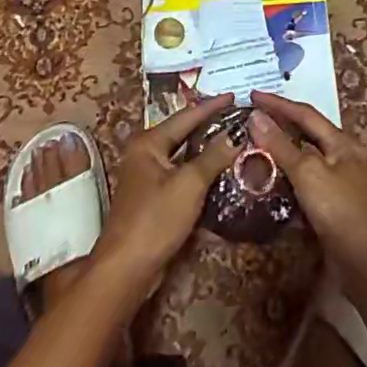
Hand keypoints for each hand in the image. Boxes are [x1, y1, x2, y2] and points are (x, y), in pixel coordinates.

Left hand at [92, 93, 239, 285]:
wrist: (126, 271)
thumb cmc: (154, 220)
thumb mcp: (189, 184)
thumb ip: (214, 156)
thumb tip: (236, 133)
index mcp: (149, 144)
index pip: (186, 116)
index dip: (211, 106)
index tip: (234, 96)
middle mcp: (146, 156)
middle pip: (185, 137)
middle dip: (212, 129)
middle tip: (240, 120)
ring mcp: (150, 181)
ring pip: (186, 161)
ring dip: (210, 157)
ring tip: (238, 146)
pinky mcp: (156, 203)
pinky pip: (184, 183)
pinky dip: (203, 181)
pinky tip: (225, 181)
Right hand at [250, 93, 366, 275]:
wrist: (366, 263)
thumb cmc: (340, 210)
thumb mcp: (308, 173)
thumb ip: (281, 145)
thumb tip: (256, 116)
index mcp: (342, 142)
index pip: (306, 114)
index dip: (278, 104)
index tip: (252, 96)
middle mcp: (344, 157)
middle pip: (307, 134)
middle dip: (280, 126)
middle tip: (252, 120)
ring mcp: (340, 182)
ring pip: (305, 159)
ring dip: (282, 152)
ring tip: (255, 147)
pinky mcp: (334, 206)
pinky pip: (306, 183)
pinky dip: (287, 178)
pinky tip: (271, 182)